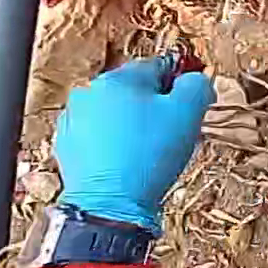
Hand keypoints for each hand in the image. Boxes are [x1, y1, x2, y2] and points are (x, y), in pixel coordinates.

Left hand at [55, 57, 213, 234]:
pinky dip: (122, 142)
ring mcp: (76, 120)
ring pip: (120, 112)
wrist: (112, 202)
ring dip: (140, 123)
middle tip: (179, 126)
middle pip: (138, 90)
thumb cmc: (149, 156)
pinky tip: (137, 158)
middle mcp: (91, 94)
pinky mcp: (70, 145)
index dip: (182, 81)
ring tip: (158, 147)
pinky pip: (104, 134)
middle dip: (161, 105)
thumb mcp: (188, 114)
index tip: (194, 97)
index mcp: (119, 80)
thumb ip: (197, 86)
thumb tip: (197, 79)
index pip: (159, 66)